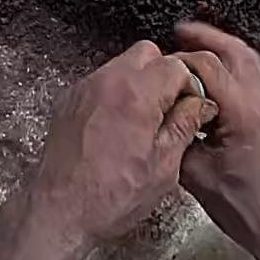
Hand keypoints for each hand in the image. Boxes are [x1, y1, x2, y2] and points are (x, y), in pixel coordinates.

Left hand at [16, 39, 218, 259]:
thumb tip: (199, 104)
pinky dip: (114, 92)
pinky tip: (117, 124)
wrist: (60, 206)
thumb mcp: (163, 167)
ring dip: (138, 82)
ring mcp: (85, 86)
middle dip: (163, 73)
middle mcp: (108, 80)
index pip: (174, 65)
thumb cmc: (111, 195)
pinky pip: (100, 80)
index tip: (191, 104)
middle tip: (170, 106)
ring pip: (121, 64)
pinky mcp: (70, 96)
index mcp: (136, 94)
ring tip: (143, 120)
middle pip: (145, 53)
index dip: (189, 83)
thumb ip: (183, 126)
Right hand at [173, 20, 259, 259]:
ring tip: (195, 42)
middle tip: (179, 31)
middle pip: (236, 52)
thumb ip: (177, 133)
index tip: (161, 69)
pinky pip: (255, 75)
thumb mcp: (196, 173)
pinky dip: (233, 63)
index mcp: (244, 114)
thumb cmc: (243, 209)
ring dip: (222, 47)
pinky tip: (214, 71)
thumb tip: (161, 107)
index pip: (209, 66)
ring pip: (250, 60)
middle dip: (206, 37)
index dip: (181, 61)